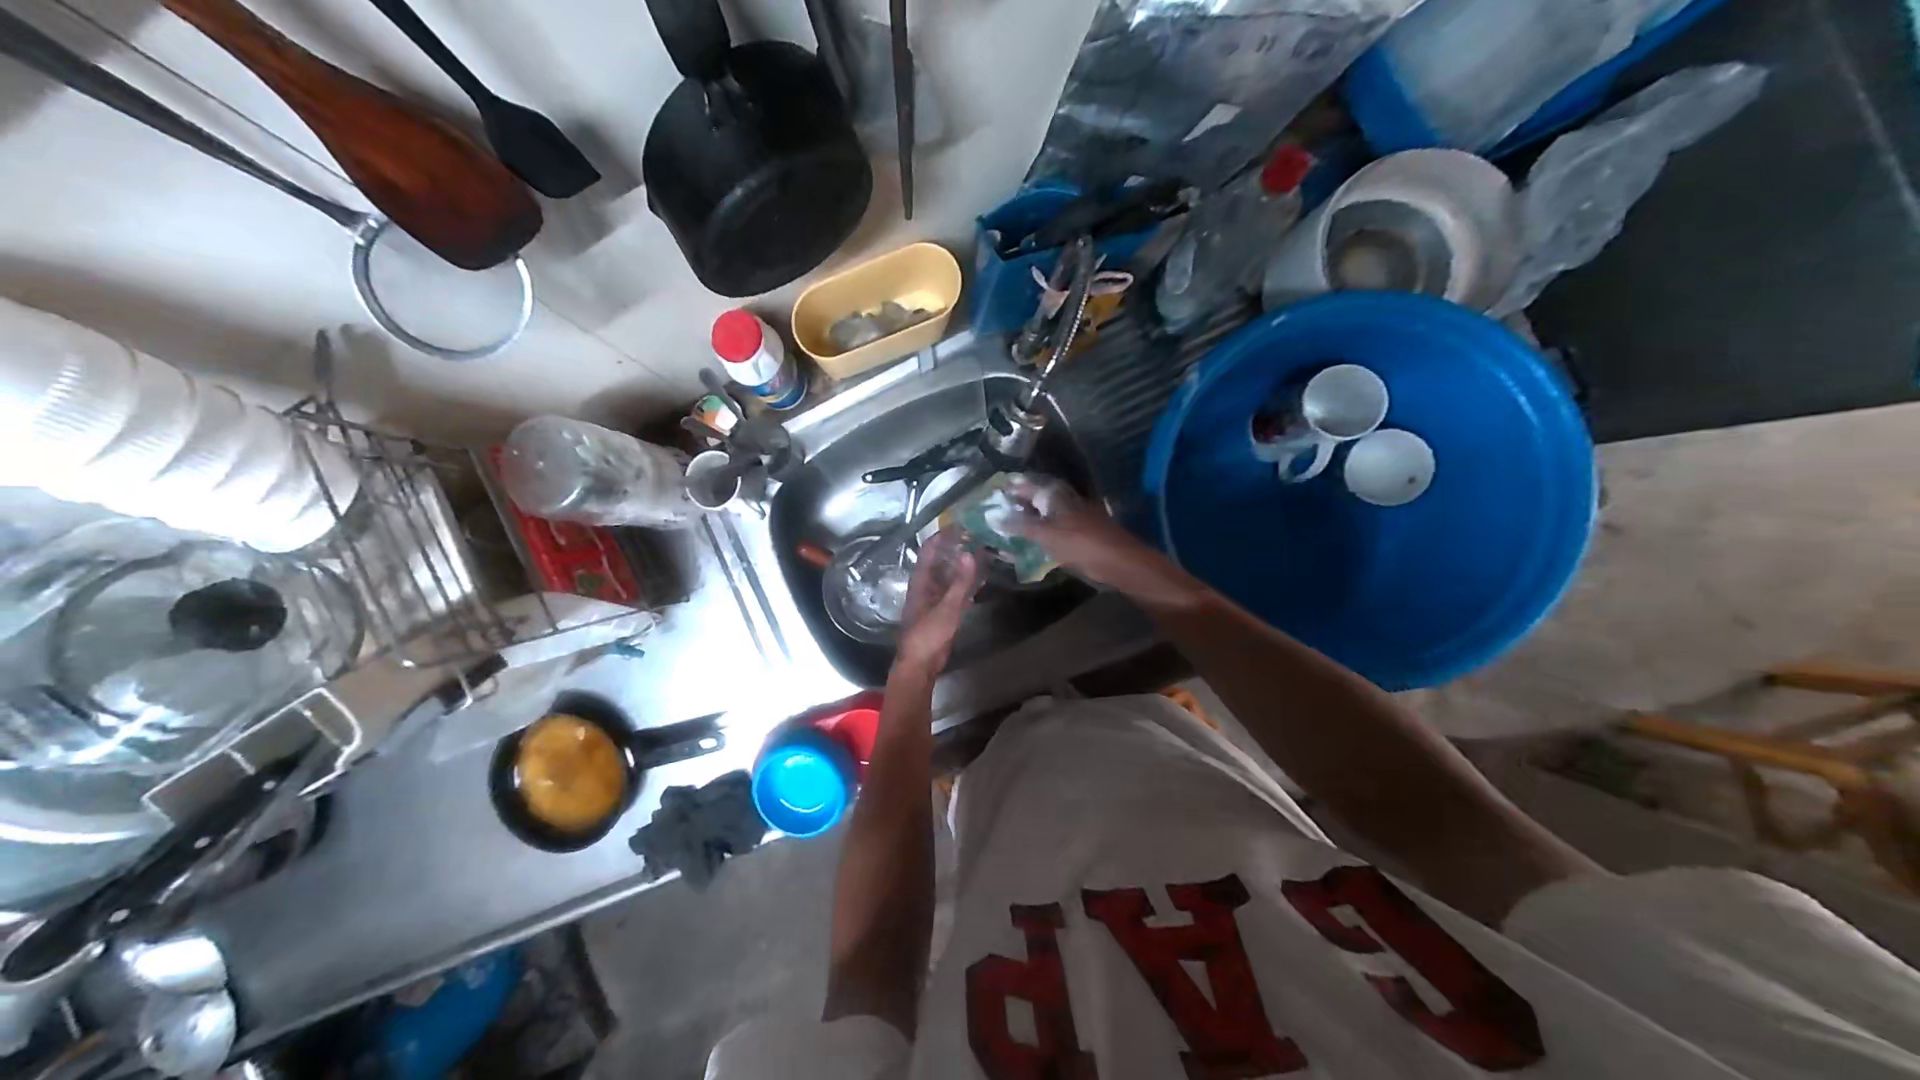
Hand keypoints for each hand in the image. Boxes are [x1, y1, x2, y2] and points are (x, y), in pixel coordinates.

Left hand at [894, 529, 980, 676]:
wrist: (920, 664)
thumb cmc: (928, 634)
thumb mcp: (947, 608)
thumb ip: (960, 582)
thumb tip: (970, 553)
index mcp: (921, 581)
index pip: (929, 550)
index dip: (943, 535)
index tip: (962, 524)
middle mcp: (926, 586)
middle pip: (940, 561)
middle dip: (956, 548)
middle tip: (978, 536)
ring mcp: (934, 599)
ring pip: (949, 576)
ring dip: (962, 566)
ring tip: (982, 553)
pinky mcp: (942, 612)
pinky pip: (955, 592)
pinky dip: (966, 584)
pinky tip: (980, 581)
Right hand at [1002, 476, 1204, 608]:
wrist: (1121, 564)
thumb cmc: (1083, 545)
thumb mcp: (1046, 535)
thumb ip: (1020, 525)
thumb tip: (993, 515)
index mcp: (1058, 496)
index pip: (1031, 484)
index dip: (1015, 486)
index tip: (997, 490)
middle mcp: (1068, 501)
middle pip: (1040, 497)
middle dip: (1022, 501)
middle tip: (1000, 508)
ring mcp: (1078, 517)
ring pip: (1049, 512)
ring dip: (1032, 516)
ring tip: (1012, 523)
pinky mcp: (1083, 534)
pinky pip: (1057, 527)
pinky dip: (1043, 530)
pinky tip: (1035, 539)